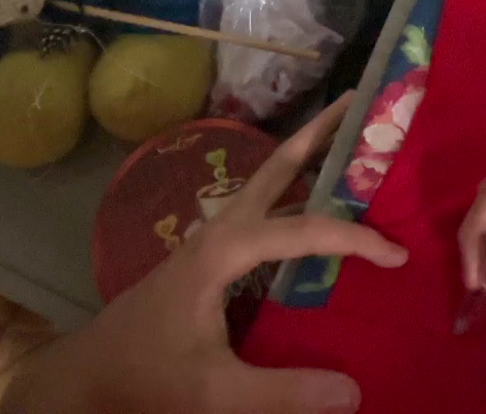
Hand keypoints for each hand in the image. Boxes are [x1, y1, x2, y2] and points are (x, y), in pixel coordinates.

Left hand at [4, 95, 405, 413]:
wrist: (88, 375)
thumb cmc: (148, 375)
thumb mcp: (214, 393)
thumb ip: (284, 393)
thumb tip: (356, 390)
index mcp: (227, 247)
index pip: (306, 230)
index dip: (356, 239)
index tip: (398, 255)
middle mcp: (225, 225)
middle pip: (280, 163)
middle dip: (320, 130)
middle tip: (357, 101)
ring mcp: (217, 232)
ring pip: (270, 178)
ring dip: (307, 152)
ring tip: (347, 134)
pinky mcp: (215, 248)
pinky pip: (265, 204)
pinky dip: (295, 186)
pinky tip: (313, 198)